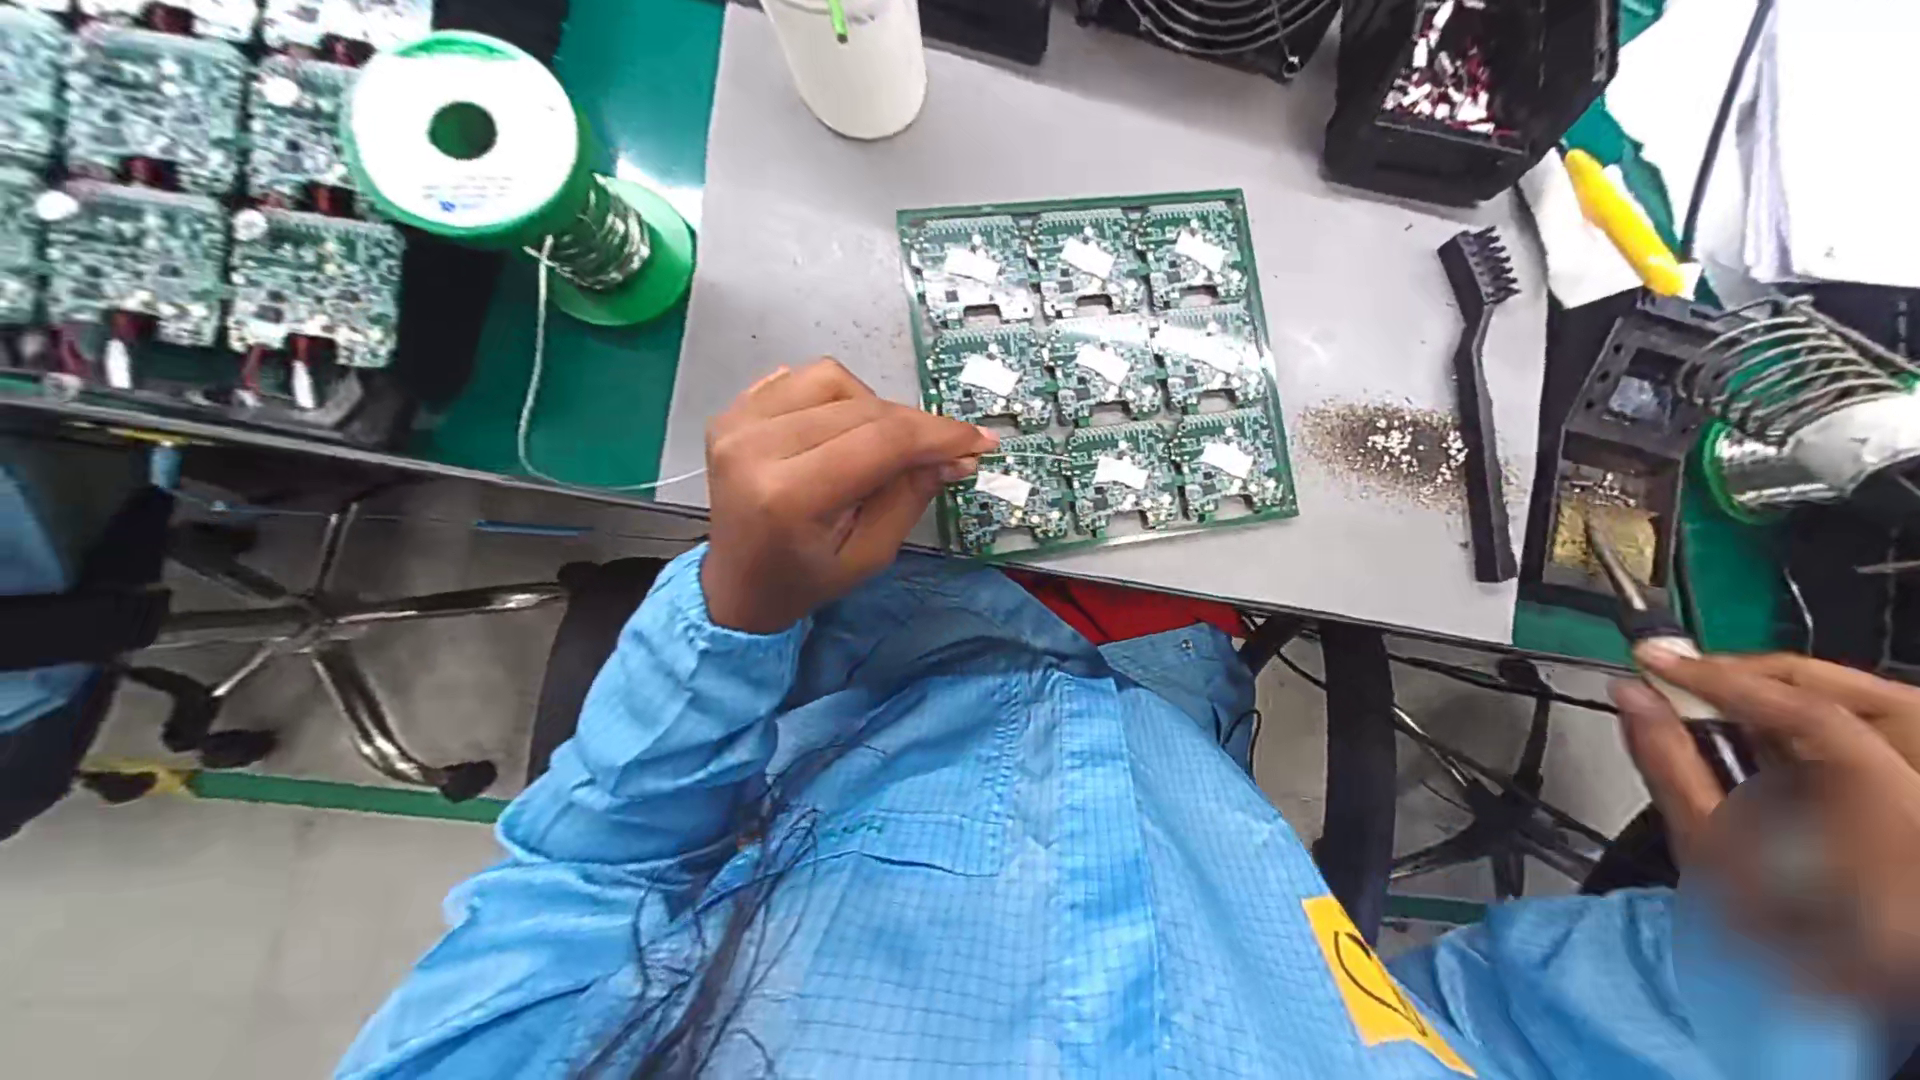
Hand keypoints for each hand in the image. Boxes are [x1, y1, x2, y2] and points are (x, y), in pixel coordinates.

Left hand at [700, 358, 996, 633]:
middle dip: (916, 426)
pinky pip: (801, 378)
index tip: (977, 441)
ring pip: (834, 381)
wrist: (739, 584)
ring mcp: (737, 423)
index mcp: (788, 497)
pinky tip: (843, 431)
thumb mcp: (870, 554)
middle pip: (863, 409)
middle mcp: (755, 448)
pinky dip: (837, 397)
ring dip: (874, 407)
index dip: (938, 435)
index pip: (880, 442)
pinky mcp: (733, 412)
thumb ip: (911, 497)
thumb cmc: (805, 579)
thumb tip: (957, 455)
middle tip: (944, 451)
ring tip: (880, 445)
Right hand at [1613, 648, 1919, 1001]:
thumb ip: (1666, 759)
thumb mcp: (1706, 847)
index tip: (1653, 659)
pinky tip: (1766, 729)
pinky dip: (1817, 718)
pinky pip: (1885, 735)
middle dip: (1768, 673)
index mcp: (1888, 823)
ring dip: (1795, 691)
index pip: (1813, 718)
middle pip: (1871, 698)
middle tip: (1691, 673)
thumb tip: (1629, 692)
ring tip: (1722, 696)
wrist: (1849, 992)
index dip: (1723, 677)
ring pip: (1890, 709)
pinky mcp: (1915, 799)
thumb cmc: (1771, 930)